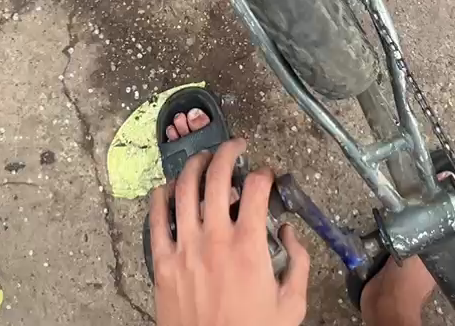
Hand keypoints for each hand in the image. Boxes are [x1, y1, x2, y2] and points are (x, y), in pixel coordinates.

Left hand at [149, 139, 309, 325]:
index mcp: (248, 247)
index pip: (256, 189)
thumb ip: (298, 263)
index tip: (266, 174)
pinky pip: (156, 219)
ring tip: (204, 158)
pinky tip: (168, 188)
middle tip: (235, 147)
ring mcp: (185, 248)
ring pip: (184, 188)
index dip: (264, 174)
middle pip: (218, 176)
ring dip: (195, 165)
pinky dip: (160, 197)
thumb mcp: (292, 306)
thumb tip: (290, 232)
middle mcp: (215, 239)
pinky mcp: (163, 263)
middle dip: (228, 152)